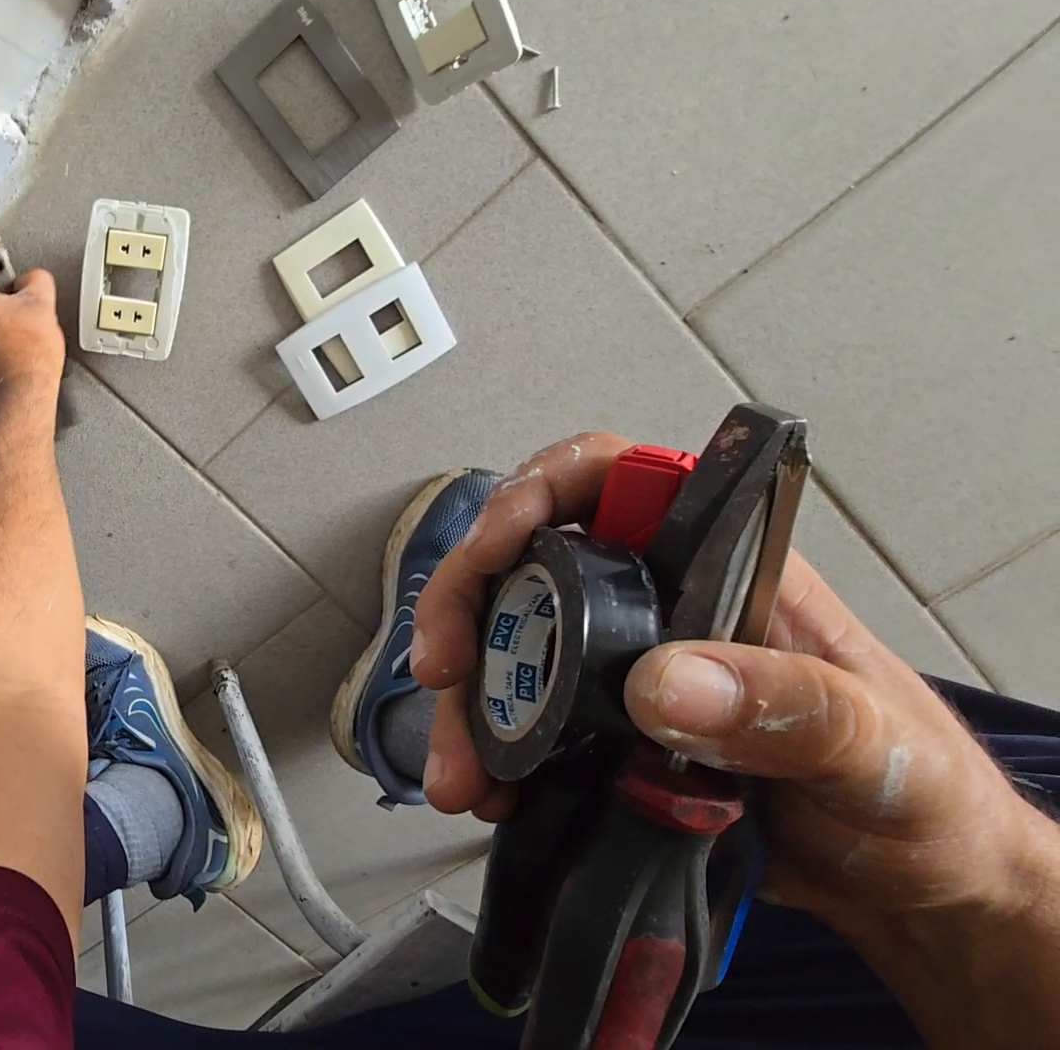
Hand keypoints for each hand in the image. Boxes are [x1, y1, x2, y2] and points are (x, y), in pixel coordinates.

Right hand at [414, 433, 1054, 923]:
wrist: (908, 884)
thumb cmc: (920, 799)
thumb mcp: (881, 750)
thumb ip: (794, 707)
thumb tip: (660, 683)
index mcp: (716, 567)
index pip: (610, 478)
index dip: (537, 489)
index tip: (492, 544)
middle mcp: (646, 599)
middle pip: (521, 562)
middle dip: (463, 608)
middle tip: (442, 668)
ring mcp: (608, 659)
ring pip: (499, 645)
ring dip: (463, 703)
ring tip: (459, 775)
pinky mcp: (586, 719)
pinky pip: (508, 711)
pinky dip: (479, 747)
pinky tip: (484, 790)